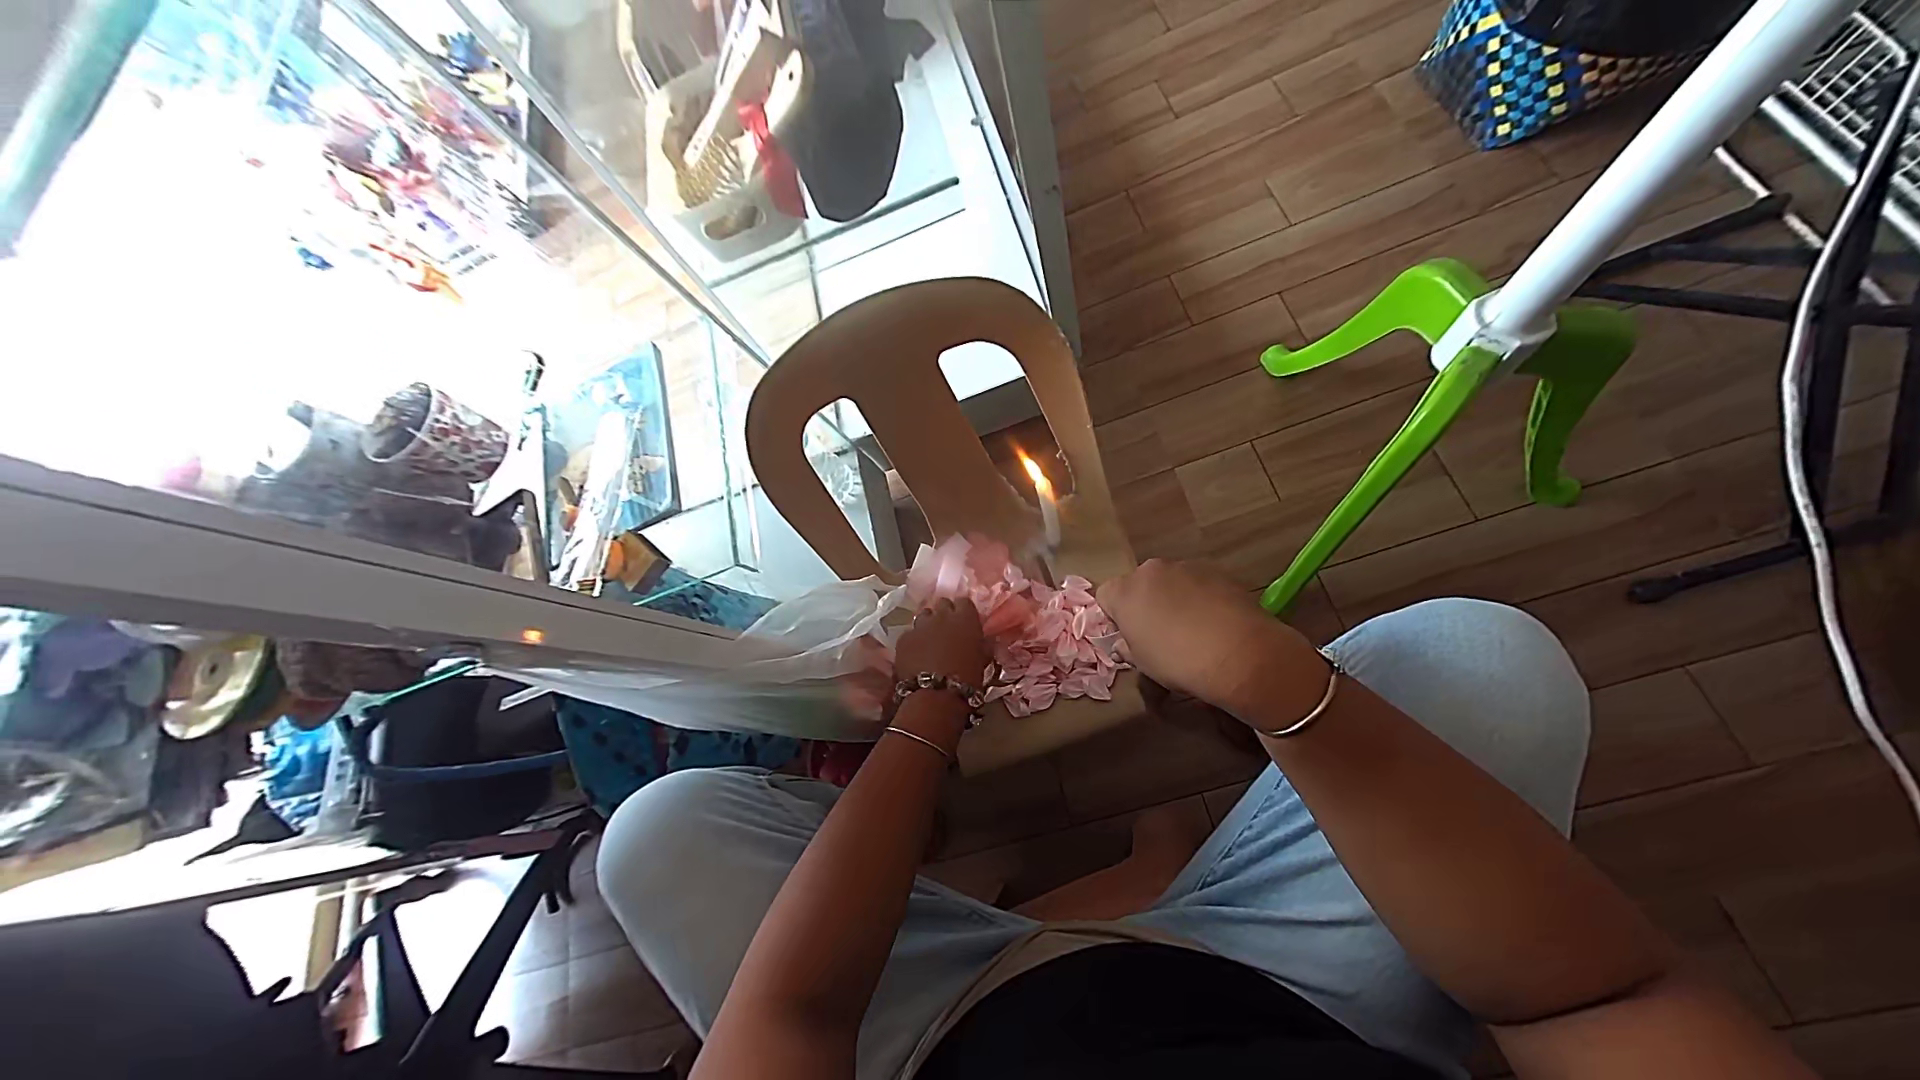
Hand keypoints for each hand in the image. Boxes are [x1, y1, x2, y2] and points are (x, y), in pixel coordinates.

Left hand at [893, 598, 988, 688]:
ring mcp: (920, 625)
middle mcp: (942, 615)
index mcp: (965, 618)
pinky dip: (914, 641)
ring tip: (930, 642)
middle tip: (947, 630)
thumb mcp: (982, 659)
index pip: (964, 602)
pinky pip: (910, 633)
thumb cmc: (968, 679)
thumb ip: (982, 644)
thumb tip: (983, 640)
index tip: (964, 622)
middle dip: (945, 614)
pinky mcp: (904, 638)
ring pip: (924, 616)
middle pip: (942, 604)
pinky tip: (915, 655)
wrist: (936, 695)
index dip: (963, 611)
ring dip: (928, 625)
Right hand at [1096, 559, 1322, 720]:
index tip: (1130, 636)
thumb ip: (1128, 647)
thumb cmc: (1178, 662)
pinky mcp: (1218, 571)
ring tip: (1193, 629)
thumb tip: (1126, 644)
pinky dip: (1201, 598)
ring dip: (1174, 599)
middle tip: (1160, 633)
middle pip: (1139, 584)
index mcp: (1125, 592)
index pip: (1105, 595)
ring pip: (1170, 582)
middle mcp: (1152, 571)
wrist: (1240, 654)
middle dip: (1145, 604)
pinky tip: (1215, 623)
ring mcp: (1186, 567)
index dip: (1115, 616)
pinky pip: (1198, 584)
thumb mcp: (1143, 664)